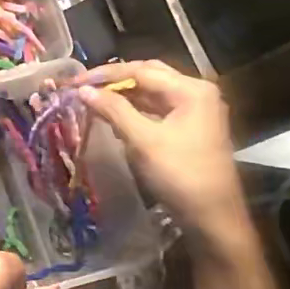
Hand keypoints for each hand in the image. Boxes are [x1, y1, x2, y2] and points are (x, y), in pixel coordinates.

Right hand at [78, 61, 253, 252]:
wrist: (213, 217)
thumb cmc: (180, 175)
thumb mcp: (143, 141)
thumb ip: (114, 110)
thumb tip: (84, 91)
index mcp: (191, 90)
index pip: (142, 71)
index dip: (106, 75)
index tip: (76, 82)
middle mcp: (197, 93)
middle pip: (149, 76)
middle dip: (116, 80)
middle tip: (85, 87)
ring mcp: (196, 111)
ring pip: (153, 93)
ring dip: (124, 95)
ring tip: (94, 100)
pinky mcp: (191, 128)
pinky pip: (158, 110)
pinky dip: (136, 110)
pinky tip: (115, 117)